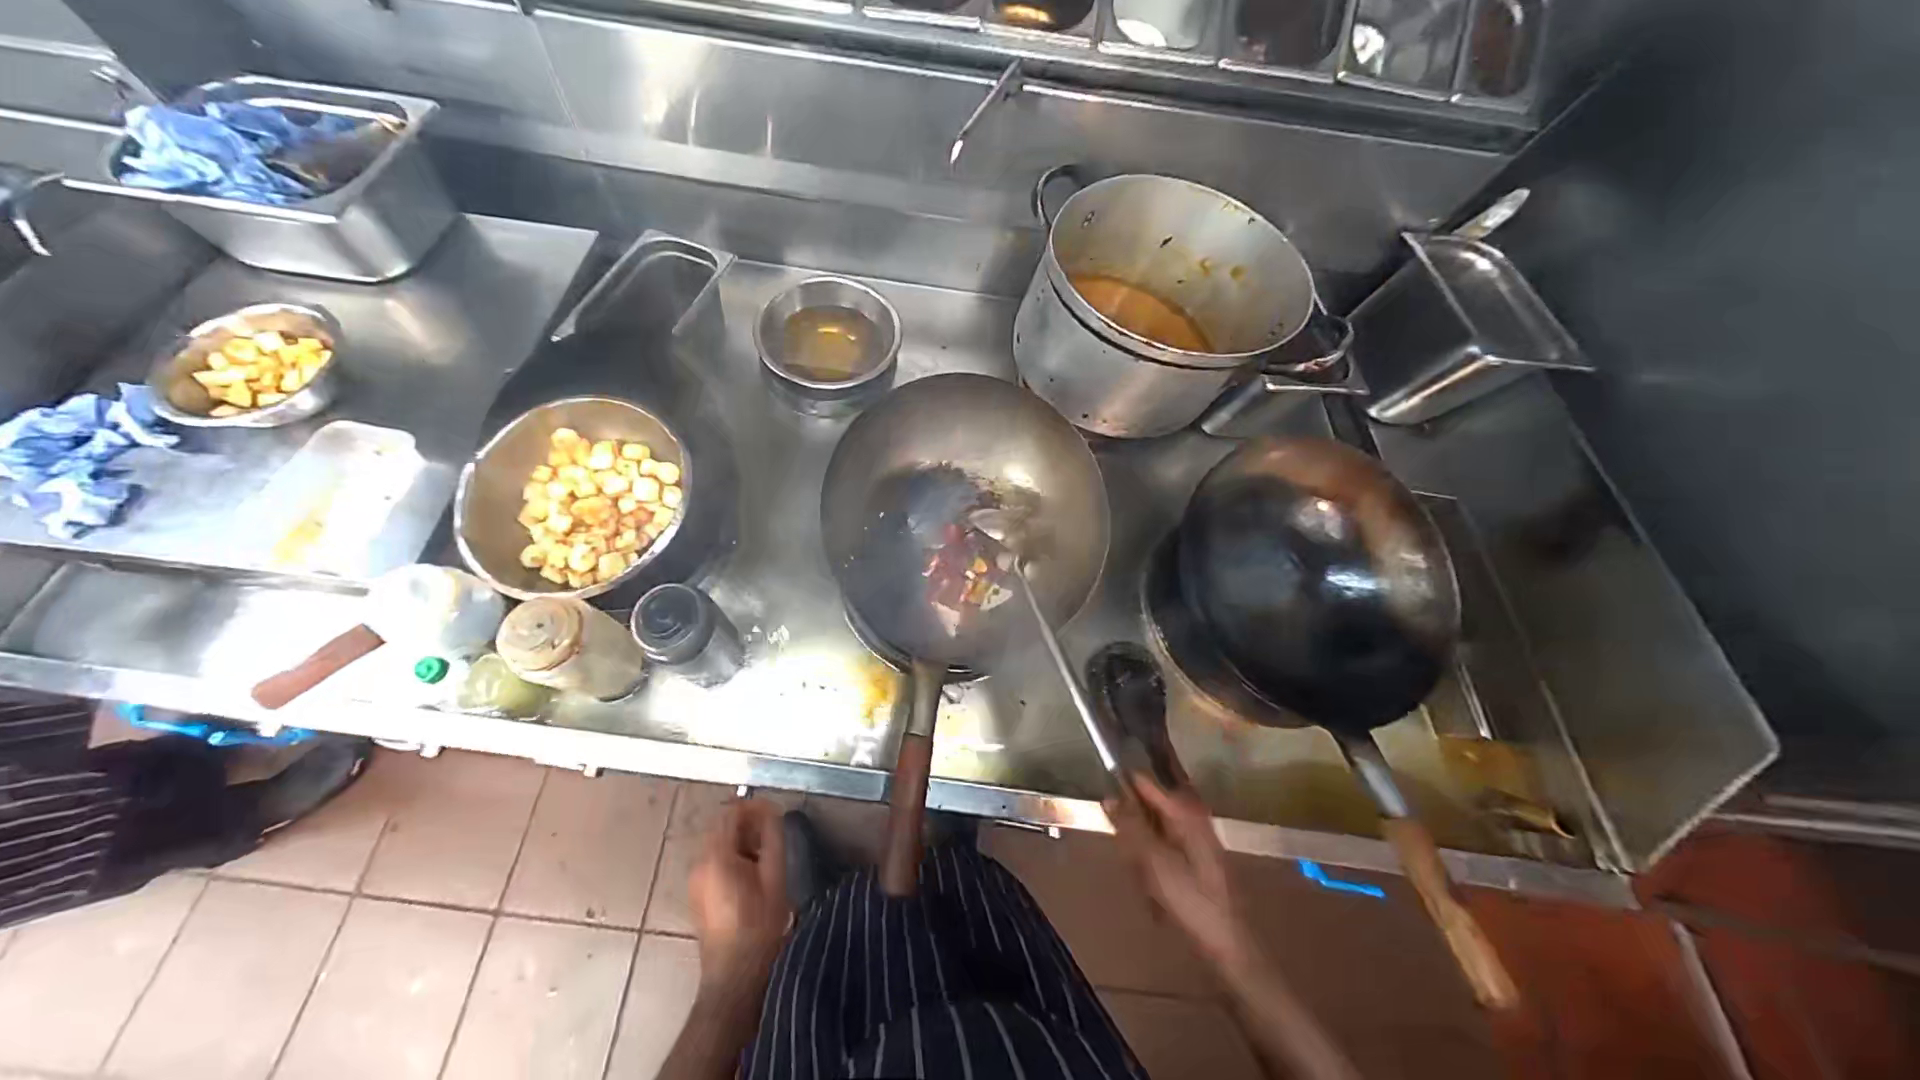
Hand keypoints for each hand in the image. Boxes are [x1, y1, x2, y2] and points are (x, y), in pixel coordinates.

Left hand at [687, 798, 791, 990]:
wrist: (735, 974)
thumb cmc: (759, 925)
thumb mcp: (774, 876)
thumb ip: (772, 838)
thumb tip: (772, 812)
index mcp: (716, 857)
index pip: (730, 813)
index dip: (753, 806)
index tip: (774, 811)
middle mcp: (699, 864)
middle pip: (722, 827)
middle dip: (749, 823)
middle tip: (774, 832)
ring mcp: (695, 881)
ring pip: (719, 844)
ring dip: (742, 840)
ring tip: (767, 853)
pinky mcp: (698, 894)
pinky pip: (715, 861)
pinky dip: (733, 856)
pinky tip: (753, 873)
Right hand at [1113, 776, 1363, 1079]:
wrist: (1231, 950)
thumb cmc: (1192, 902)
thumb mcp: (1154, 862)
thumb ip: (1130, 827)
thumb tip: (1107, 796)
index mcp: (1186, 815)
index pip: (1148, 784)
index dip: (1125, 785)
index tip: (1101, 789)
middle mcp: (1194, 822)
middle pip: (1150, 810)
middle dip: (1133, 829)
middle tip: (1126, 854)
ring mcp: (1197, 844)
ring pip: (1154, 834)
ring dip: (1142, 854)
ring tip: (1142, 881)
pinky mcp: (1197, 865)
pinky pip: (1163, 855)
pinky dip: (1152, 870)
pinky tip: (1153, 895)